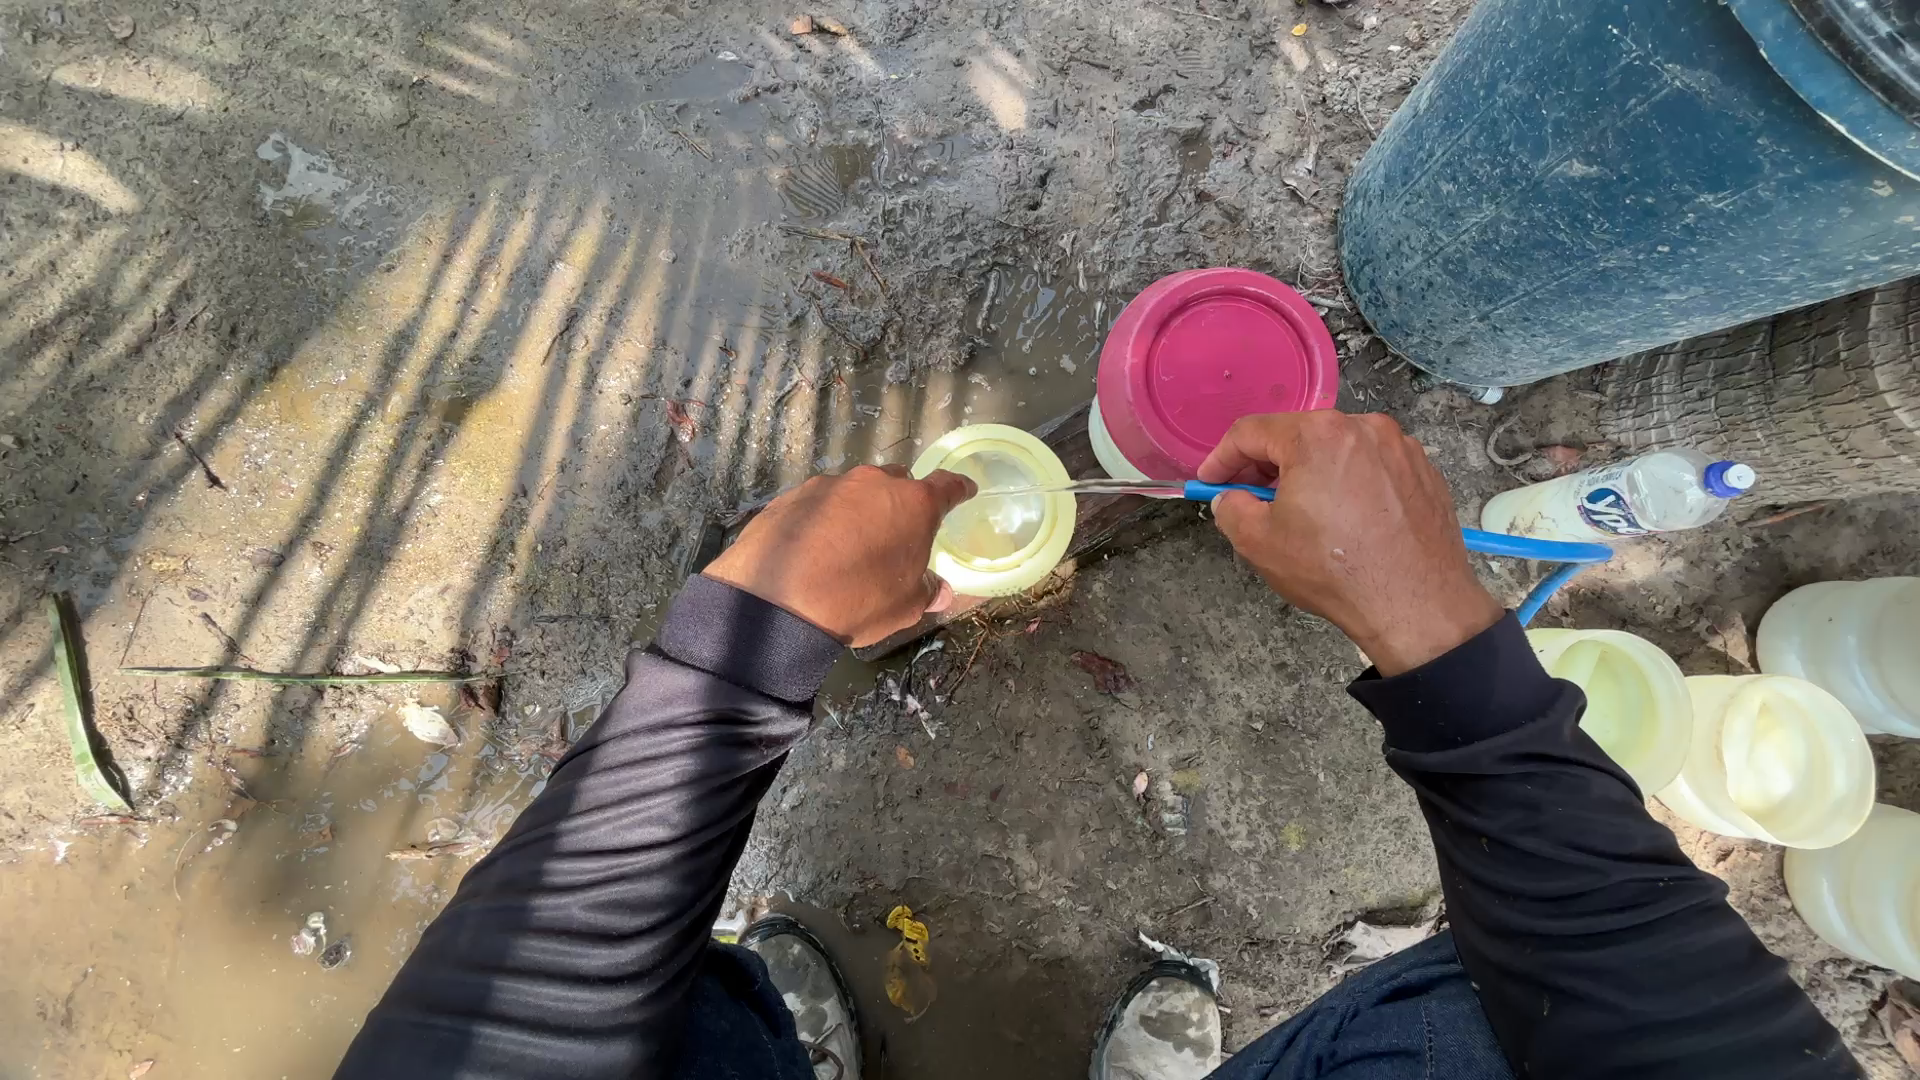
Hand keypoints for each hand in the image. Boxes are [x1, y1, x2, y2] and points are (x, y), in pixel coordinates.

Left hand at [704, 465, 976, 646]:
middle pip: (897, 482)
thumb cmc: (859, 600)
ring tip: (848, 543)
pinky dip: (824, 519)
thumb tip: (941, 591)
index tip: (965, 489)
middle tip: (895, 531)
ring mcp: (829, 485)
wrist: (779, 599)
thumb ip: (927, 591)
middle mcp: (874, 483)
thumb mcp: (905, 606)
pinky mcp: (792, 496)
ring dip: (859, 509)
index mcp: (913, 504)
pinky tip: (814, 546)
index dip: (958, 488)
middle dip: (901, 501)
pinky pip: (819, 503)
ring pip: (855, 490)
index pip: (947, 486)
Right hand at [1198, 411, 1502, 674]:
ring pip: (1334, 448)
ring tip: (1298, 511)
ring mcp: (1399, 447)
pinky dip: (1345, 482)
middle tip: (1248, 498)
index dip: (1221, 458)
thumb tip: (1231, 498)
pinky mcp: (1423, 470)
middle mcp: (1361, 427)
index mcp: (1315, 436)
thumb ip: (1229, 507)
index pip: (1250, 432)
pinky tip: (1342, 518)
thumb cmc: (1332, 569)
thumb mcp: (1256, 541)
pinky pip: (1369, 465)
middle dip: (1264, 464)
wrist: (1416, 605)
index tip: (1209, 482)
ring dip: (1306, 472)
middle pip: (1295, 435)